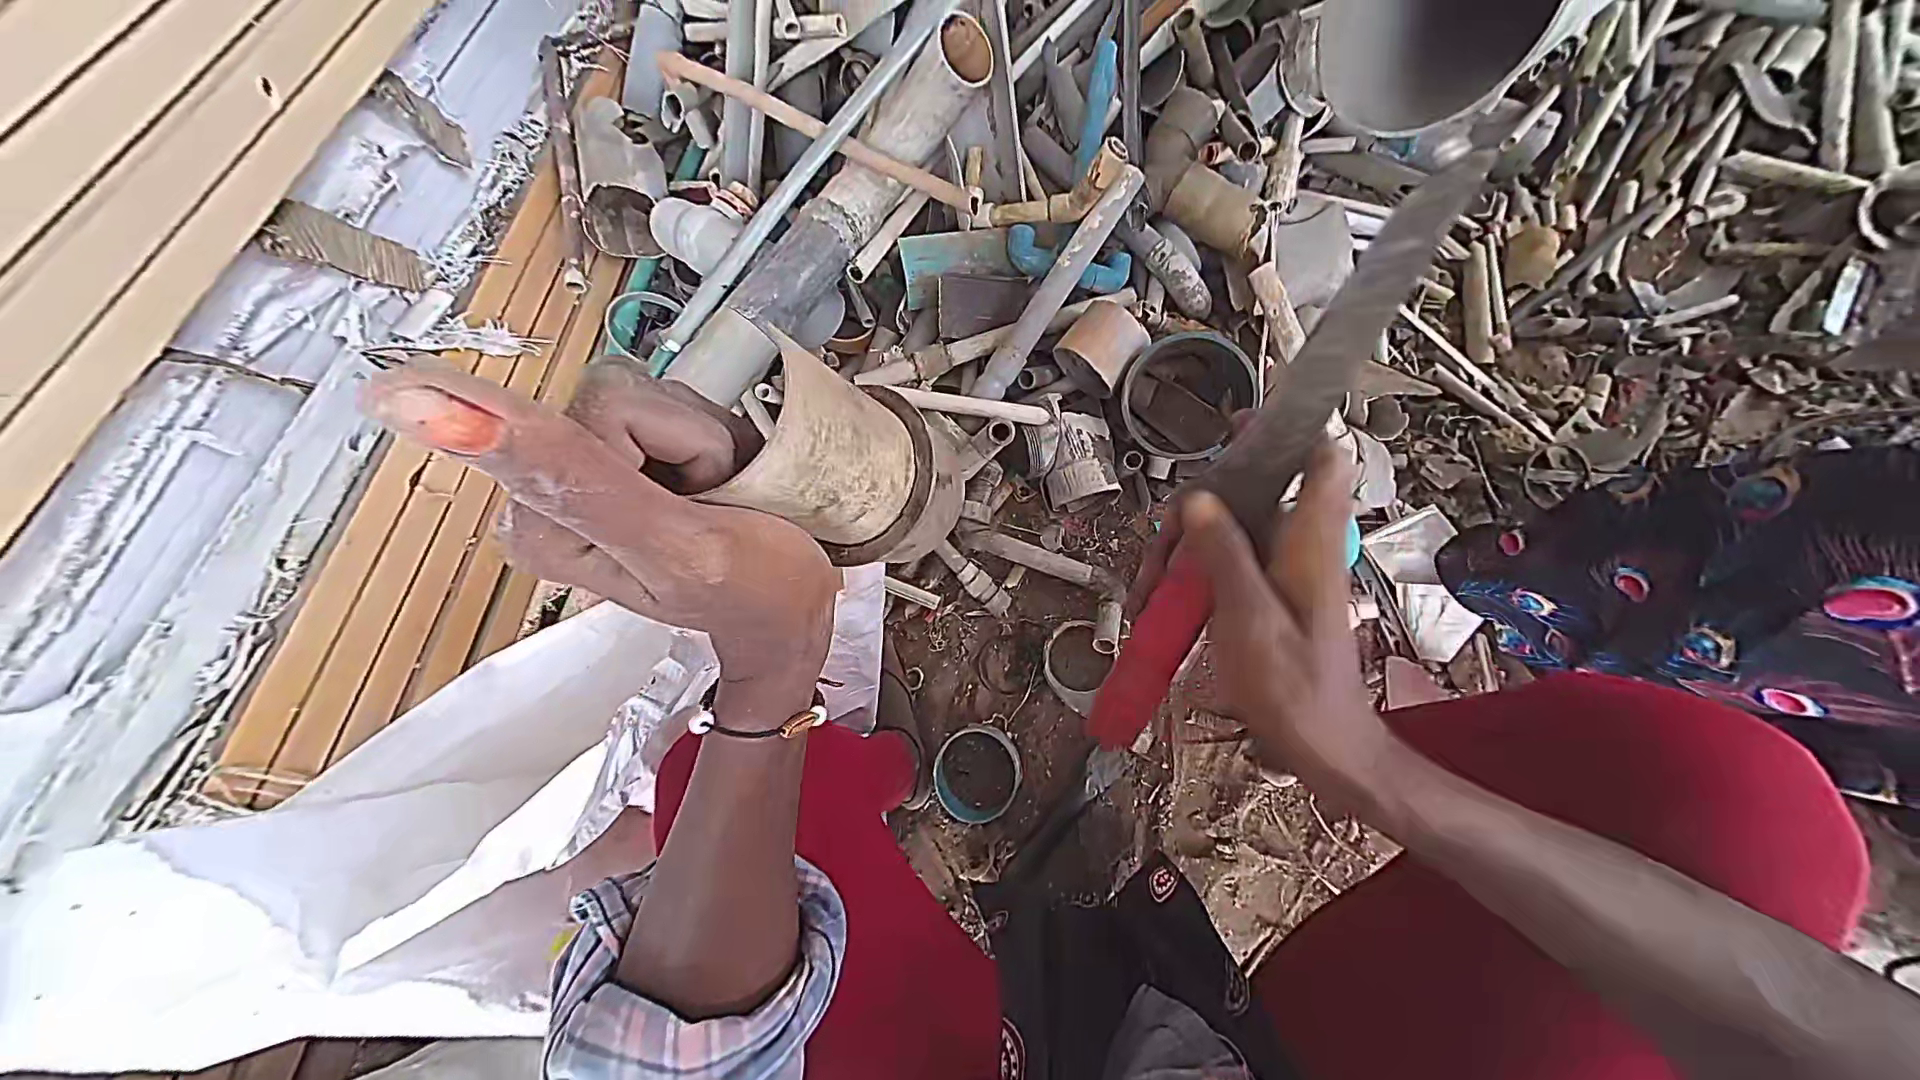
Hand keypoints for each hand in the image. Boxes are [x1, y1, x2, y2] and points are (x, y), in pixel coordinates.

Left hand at [360, 358, 838, 709]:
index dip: (677, 445)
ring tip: (717, 495)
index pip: (606, 414)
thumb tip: (406, 403)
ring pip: (651, 392)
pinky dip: (707, 439)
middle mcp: (550, 489)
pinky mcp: (621, 452)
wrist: (788, 601)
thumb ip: (573, 477)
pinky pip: (668, 401)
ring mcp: (588, 466)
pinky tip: (714, 482)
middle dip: (691, 442)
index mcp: (543, 519)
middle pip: (621, 396)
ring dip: (704, 442)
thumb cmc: (751, 588)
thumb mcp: (675, 542)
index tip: (696, 494)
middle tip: (712, 497)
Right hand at [1171, 442, 1391, 804]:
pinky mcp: (1261, 588)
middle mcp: (1296, 545)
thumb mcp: (1248, 619)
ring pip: (1221, 529)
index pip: (1321, 462)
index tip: (1241, 424)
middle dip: (1194, 515)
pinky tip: (1160, 605)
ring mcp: (1276, 568)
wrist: (1320, 743)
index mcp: (1310, 543)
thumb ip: (1223, 555)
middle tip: (1162, 554)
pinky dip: (1186, 576)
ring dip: (1179, 553)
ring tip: (1151, 596)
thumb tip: (1197, 501)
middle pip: (1246, 495)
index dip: (1287, 432)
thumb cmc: (1294, 688)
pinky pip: (1218, 562)